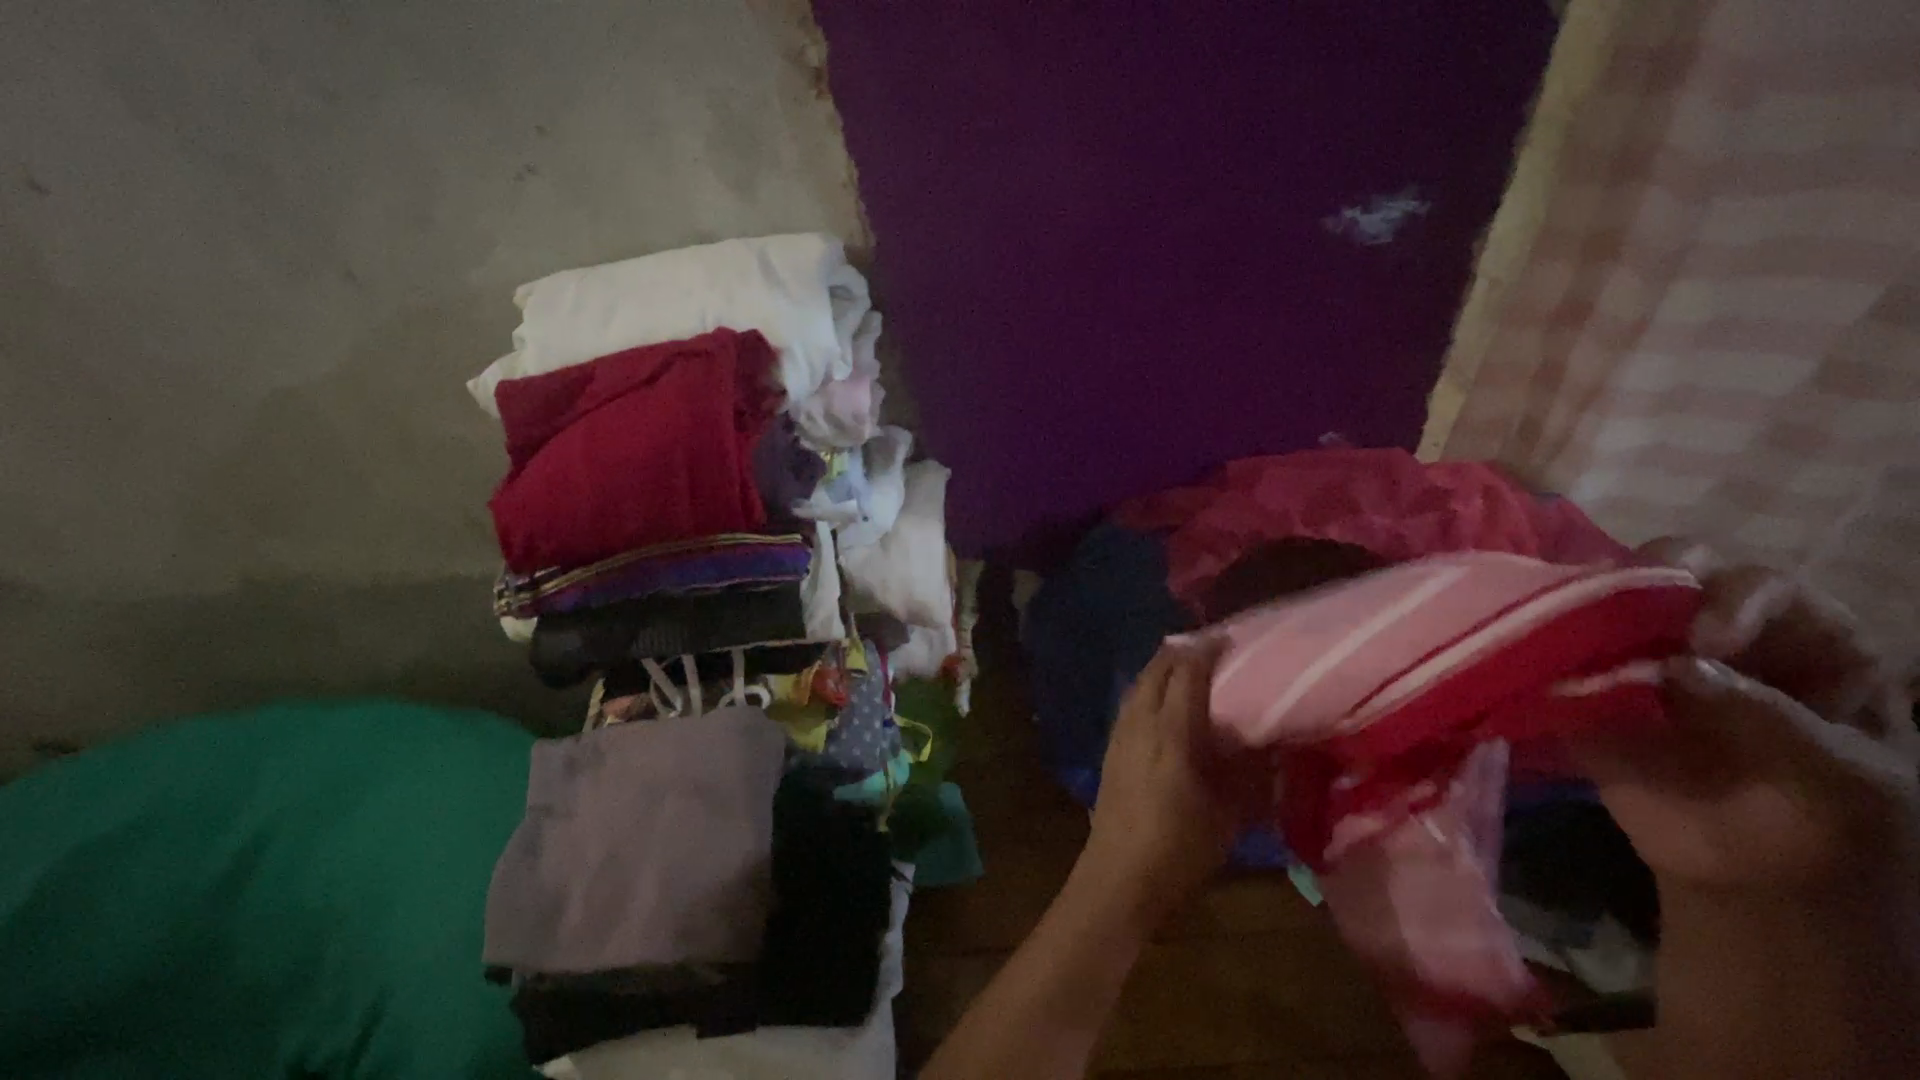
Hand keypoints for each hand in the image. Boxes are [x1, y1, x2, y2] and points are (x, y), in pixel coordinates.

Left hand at [1082, 640, 1238, 921]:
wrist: (1119, 878)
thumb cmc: (1179, 848)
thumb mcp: (1229, 813)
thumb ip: (1250, 772)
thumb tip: (1270, 740)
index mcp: (1171, 733)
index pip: (1187, 673)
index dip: (1207, 650)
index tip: (1229, 638)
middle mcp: (1139, 723)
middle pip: (1157, 670)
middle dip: (1182, 652)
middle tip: (1211, 648)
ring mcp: (1119, 735)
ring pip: (1139, 684)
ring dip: (1162, 668)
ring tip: (1189, 666)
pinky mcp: (1110, 750)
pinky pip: (1131, 703)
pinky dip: (1149, 689)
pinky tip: (1163, 701)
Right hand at [1572, 539, 1919, 894]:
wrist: (1764, 886)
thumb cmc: (1836, 826)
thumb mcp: (1846, 778)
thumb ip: (1774, 720)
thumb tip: (1675, 668)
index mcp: (1803, 638)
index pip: (1764, 586)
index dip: (1732, 596)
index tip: (1706, 640)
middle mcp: (1718, 633)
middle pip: (1676, 572)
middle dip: (1645, 574)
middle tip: (1614, 597)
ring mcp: (1646, 660)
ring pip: (1607, 606)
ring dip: (1579, 606)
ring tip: (1555, 619)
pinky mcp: (1591, 696)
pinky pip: (1561, 666)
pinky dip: (1540, 660)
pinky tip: (1525, 658)